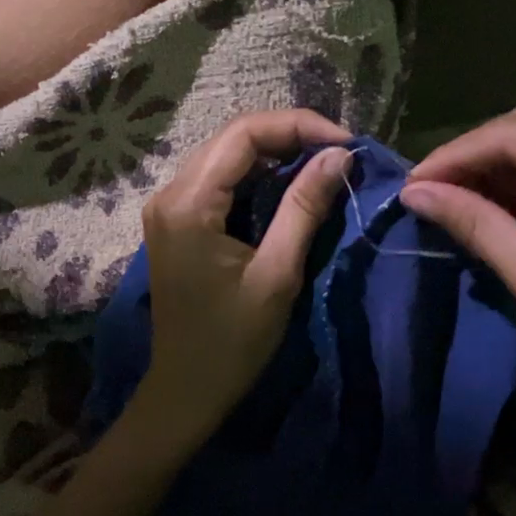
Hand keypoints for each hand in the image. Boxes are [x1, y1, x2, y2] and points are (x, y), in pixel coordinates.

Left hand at [133, 110, 349, 451]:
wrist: (185, 389)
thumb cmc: (232, 342)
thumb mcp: (277, 274)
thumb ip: (304, 208)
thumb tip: (340, 155)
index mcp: (188, 203)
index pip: (244, 133)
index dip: (299, 126)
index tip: (347, 144)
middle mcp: (170, 193)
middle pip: (232, 138)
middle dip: (290, 136)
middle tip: (340, 154)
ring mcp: (168, 206)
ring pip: (226, 156)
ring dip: (276, 154)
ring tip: (324, 165)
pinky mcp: (176, 221)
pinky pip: (219, 181)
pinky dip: (257, 177)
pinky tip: (291, 187)